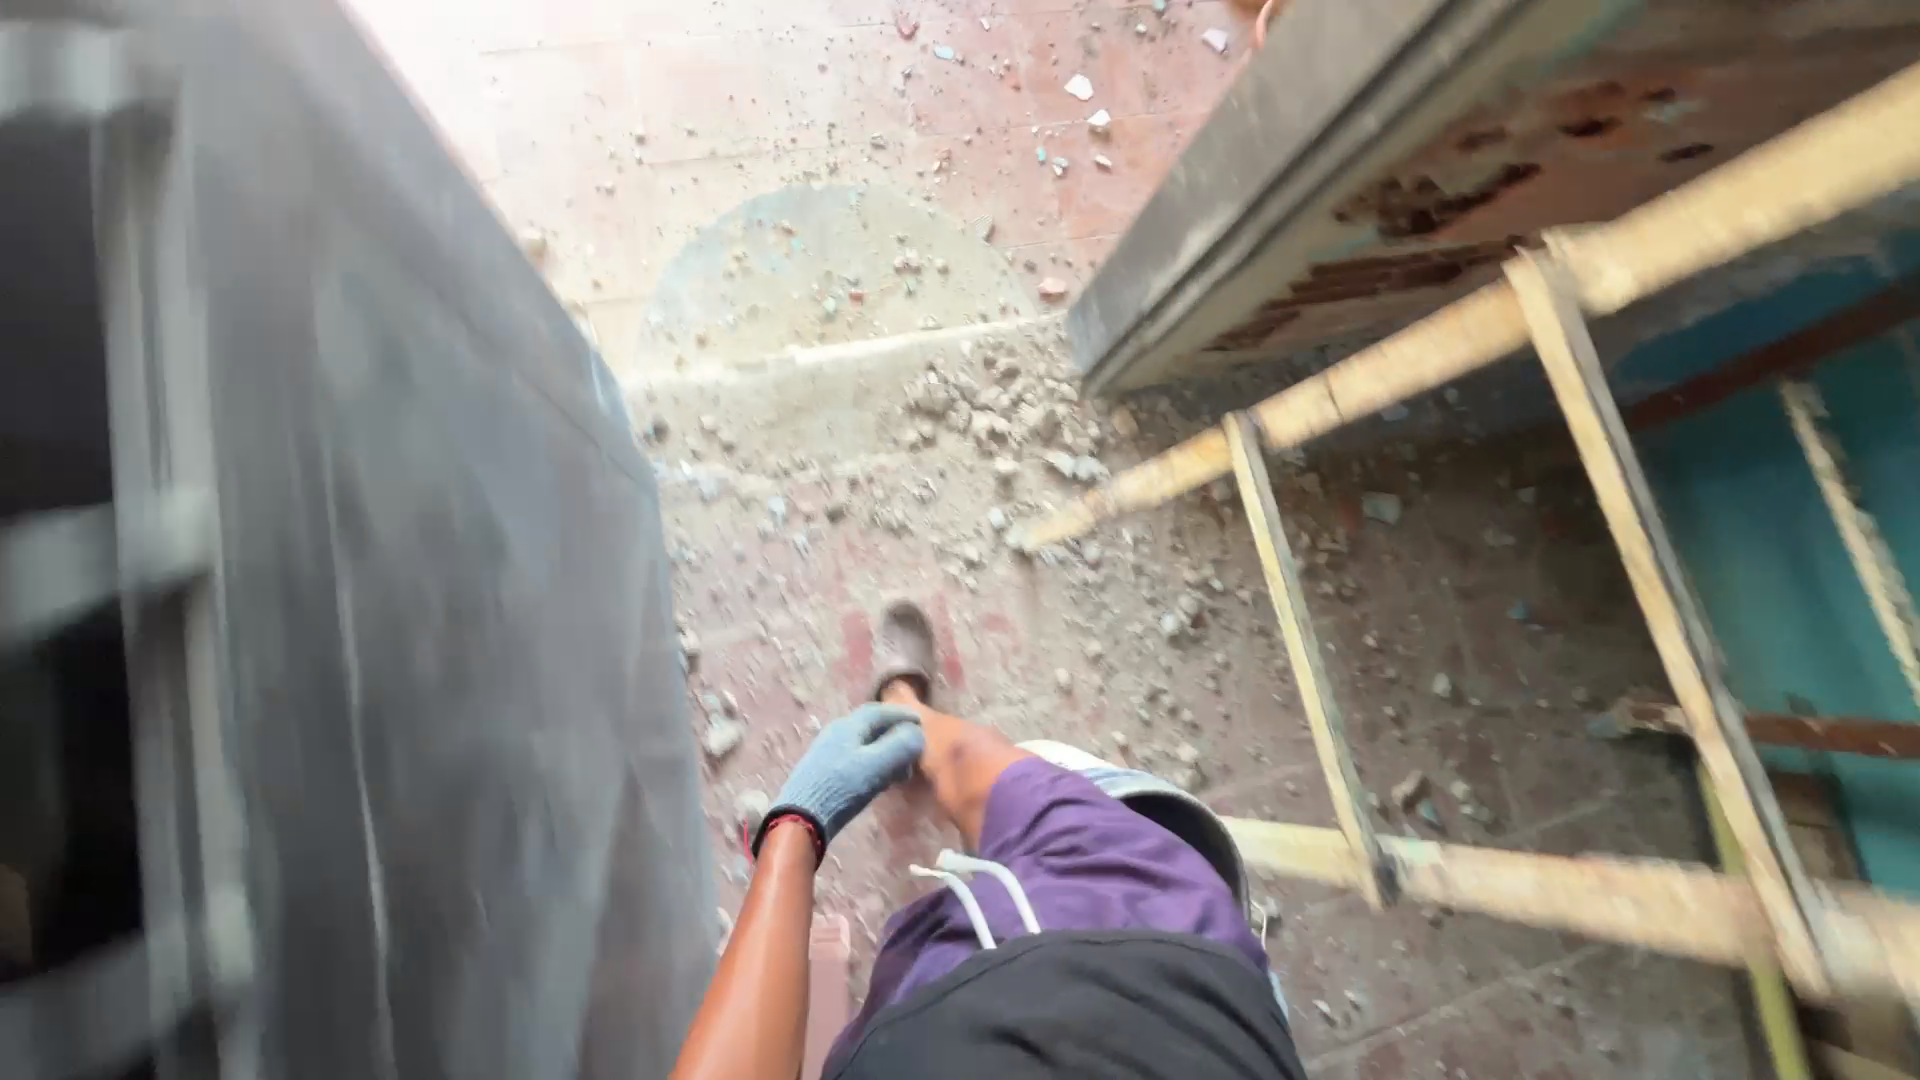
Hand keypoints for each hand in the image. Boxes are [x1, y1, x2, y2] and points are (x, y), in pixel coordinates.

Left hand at [751, 703, 925, 860]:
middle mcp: (837, 732)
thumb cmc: (841, 788)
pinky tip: (879, 781)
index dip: (902, 714)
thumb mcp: (876, 766)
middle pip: (871, 726)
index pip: (880, 711)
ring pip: (864, 744)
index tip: (921, 722)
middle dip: (895, 735)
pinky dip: (874, 764)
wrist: (800, 818)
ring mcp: (828, 751)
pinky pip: (856, 759)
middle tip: (913, 749)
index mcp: (849, 726)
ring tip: (901, 771)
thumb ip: (900, 747)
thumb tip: (917, 734)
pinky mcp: (824, 771)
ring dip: (886, 752)